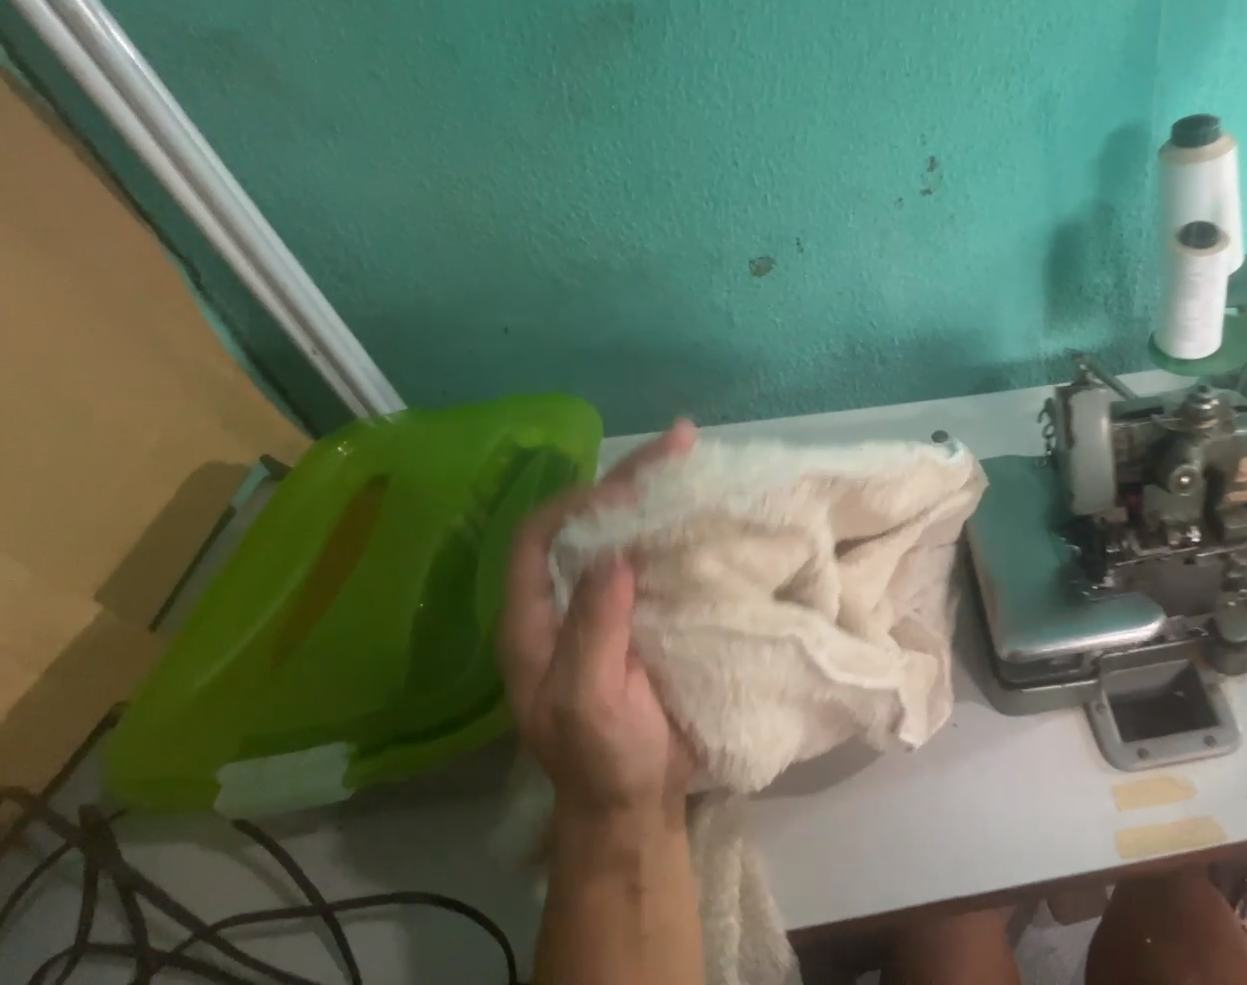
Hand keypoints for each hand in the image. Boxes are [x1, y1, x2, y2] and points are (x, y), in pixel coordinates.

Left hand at [497, 420, 697, 819]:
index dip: (578, 504)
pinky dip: (682, 539)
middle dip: (629, 484)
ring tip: (697, 462)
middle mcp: (568, 605)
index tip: (629, 487)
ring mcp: (611, 612)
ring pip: (628, 542)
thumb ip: (594, 629)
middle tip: (679, 441)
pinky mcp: (649, 623)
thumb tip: (613, 553)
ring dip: (658, 502)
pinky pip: (661, 569)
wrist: (637, 804)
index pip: (540, 538)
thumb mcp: (587, 699)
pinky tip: (711, 517)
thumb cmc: (601, 759)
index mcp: (535, 622)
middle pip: (590, 528)